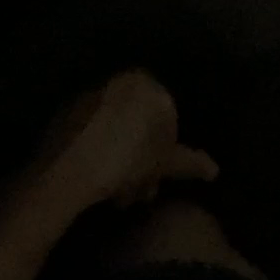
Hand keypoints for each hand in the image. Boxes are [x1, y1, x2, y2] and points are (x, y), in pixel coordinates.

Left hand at [36, 70, 218, 211]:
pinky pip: (93, 135)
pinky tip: (97, 183)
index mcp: (145, 83)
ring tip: (119, 197)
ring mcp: (89, 96)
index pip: (168, 118)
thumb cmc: (126, 160)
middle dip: (143, 161)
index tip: (158, 180)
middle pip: (139, 125)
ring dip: (122, 163)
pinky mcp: (65, 114)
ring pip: (116, 131)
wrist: (66, 169)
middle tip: (141, 193)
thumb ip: (189, 162)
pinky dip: (100, 154)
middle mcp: (117, 81)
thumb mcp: (163, 164)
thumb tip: (214, 169)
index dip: (166, 153)